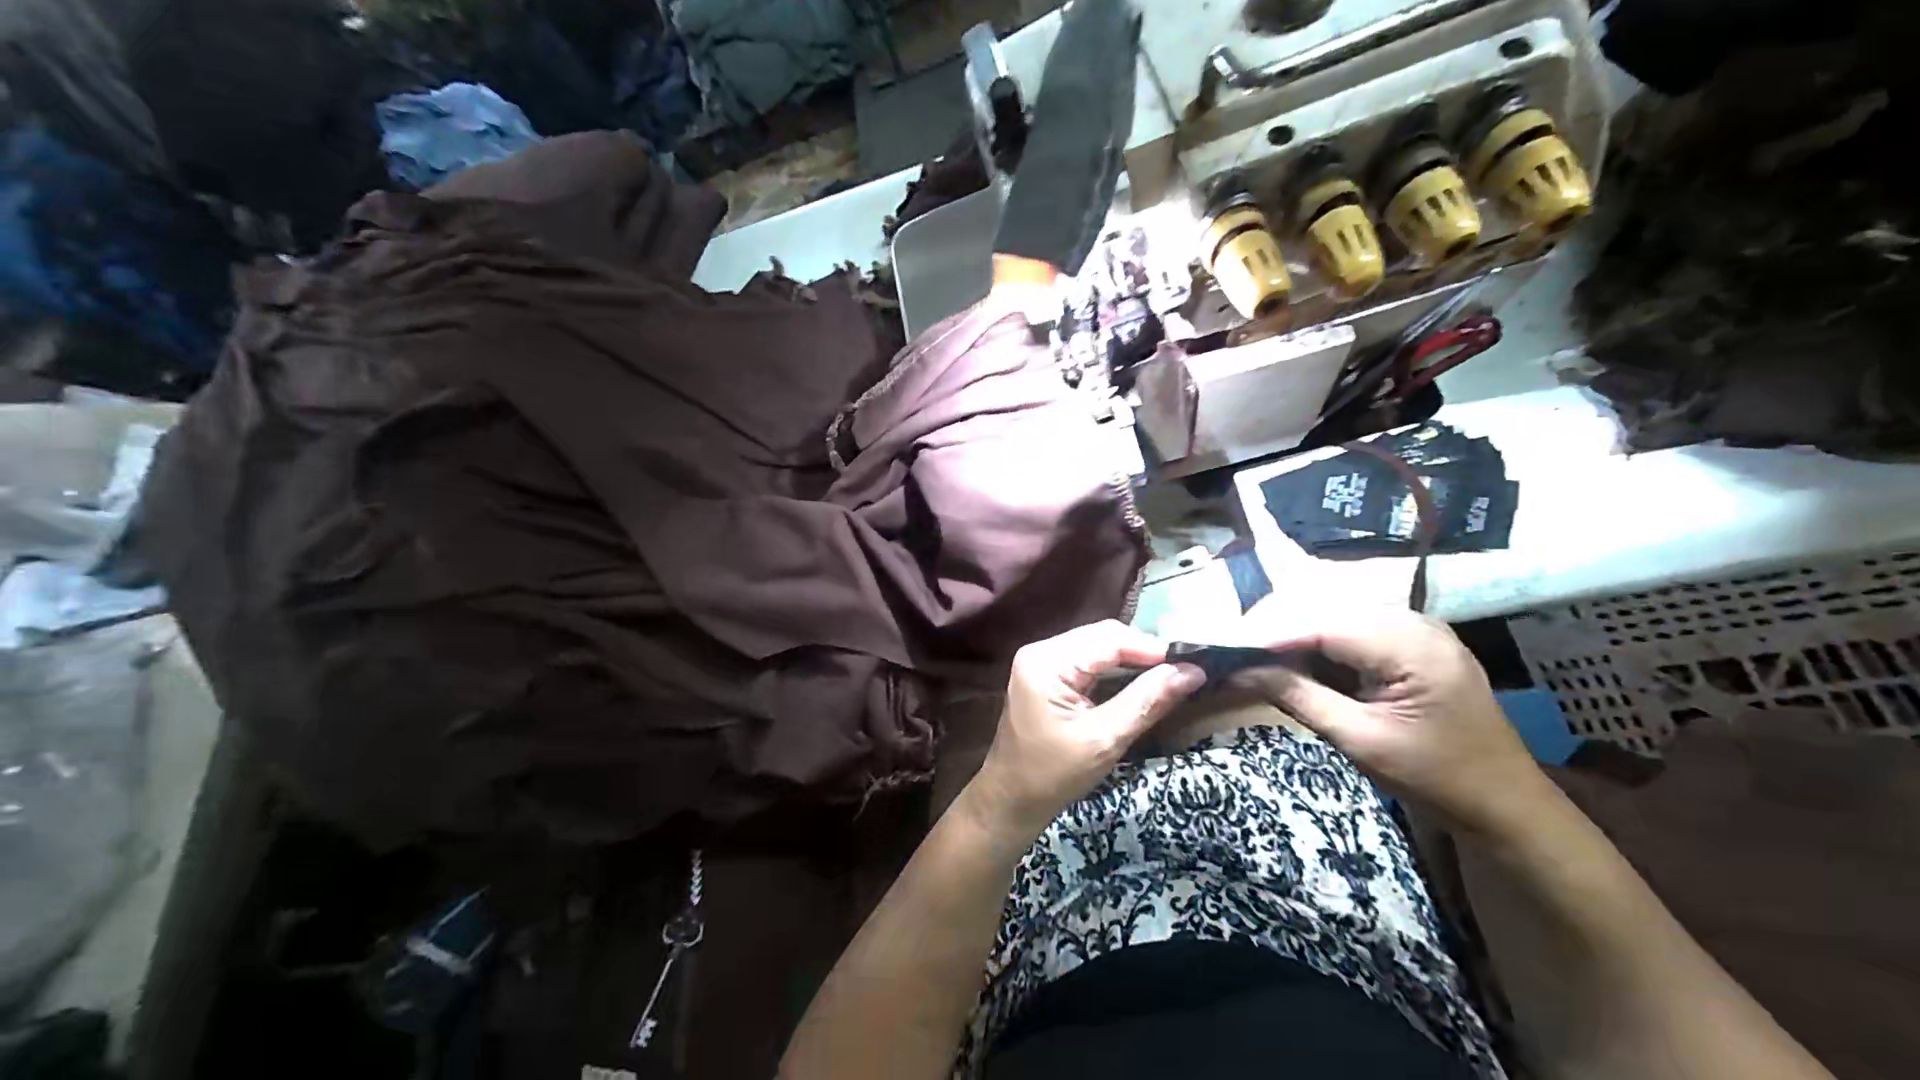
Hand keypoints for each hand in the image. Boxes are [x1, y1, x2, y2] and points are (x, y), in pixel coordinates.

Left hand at [962, 621, 1206, 839]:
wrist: (1012, 799)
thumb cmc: (1054, 775)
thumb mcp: (1105, 739)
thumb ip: (1147, 701)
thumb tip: (1193, 672)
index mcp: (1047, 662)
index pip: (1109, 639)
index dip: (1153, 648)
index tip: (1194, 662)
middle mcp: (1042, 650)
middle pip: (1104, 636)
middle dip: (1145, 651)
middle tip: (1185, 669)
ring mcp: (1042, 660)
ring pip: (1099, 645)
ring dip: (1133, 658)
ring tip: (1171, 674)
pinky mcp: (1048, 673)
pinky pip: (1089, 658)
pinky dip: (1117, 667)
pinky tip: (1142, 679)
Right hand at [1238, 604, 1552, 835]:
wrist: (1505, 803)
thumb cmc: (1435, 778)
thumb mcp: (1358, 740)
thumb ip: (1296, 696)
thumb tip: (1238, 670)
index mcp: (1412, 646)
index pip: (1321, 621)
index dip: (1267, 631)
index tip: (1224, 647)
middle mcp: (1415, 622)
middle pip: (1326, 606)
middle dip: (1275, 626)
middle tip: (1233, 653)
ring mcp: (1417, 628)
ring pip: (1335, 612)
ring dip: (1293, 631)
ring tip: (1255, 656)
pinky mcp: (1413, 640)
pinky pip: (1353, 626)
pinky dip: (1319, 639)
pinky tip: (1295, 659)